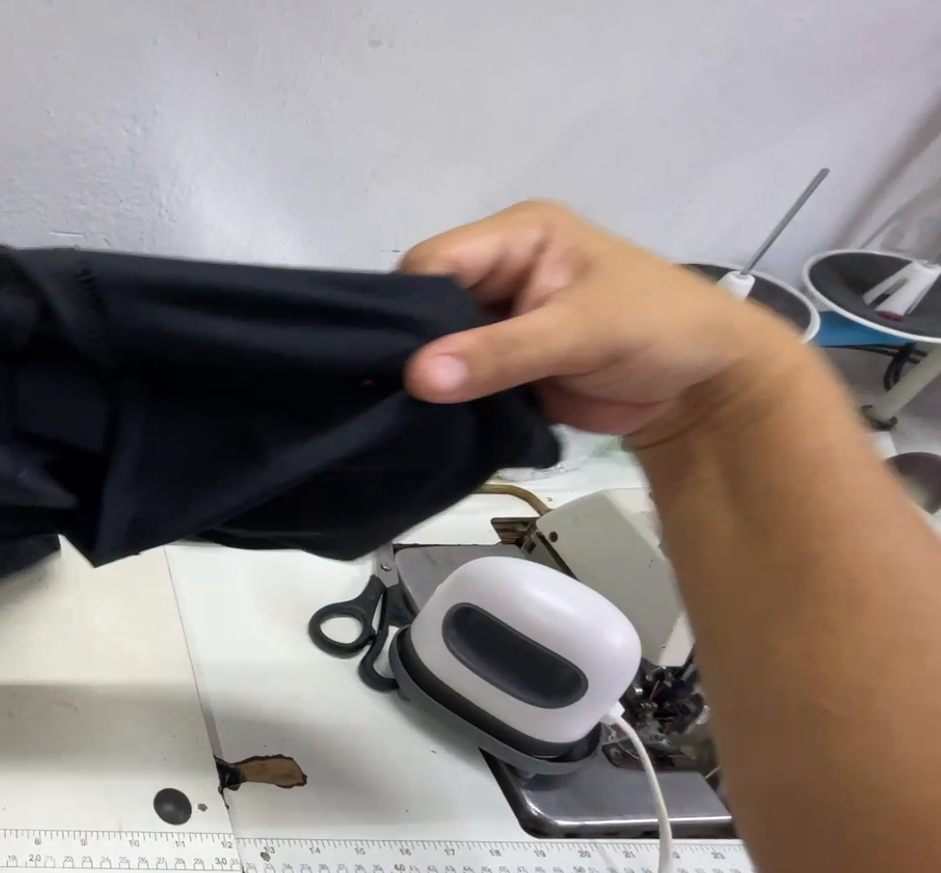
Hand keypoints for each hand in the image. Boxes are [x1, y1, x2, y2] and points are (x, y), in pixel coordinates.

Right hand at [398, 201, 805, 438]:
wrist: (701, 391)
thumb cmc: (661, 332)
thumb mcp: (583, 334)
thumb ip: (499, 354)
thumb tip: (417, 377)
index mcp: (515, 238)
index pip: (429, 263)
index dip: (404, 308)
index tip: (394, 360)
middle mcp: (491, 272)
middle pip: (416, 304)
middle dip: (406, 346)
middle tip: (389, 390)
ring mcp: (487, 318)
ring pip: (423, 344)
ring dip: (417, 376)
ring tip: (399, 407)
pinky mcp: (486, 359)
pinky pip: (441, 374)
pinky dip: (432, 396)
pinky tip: (417, 415)